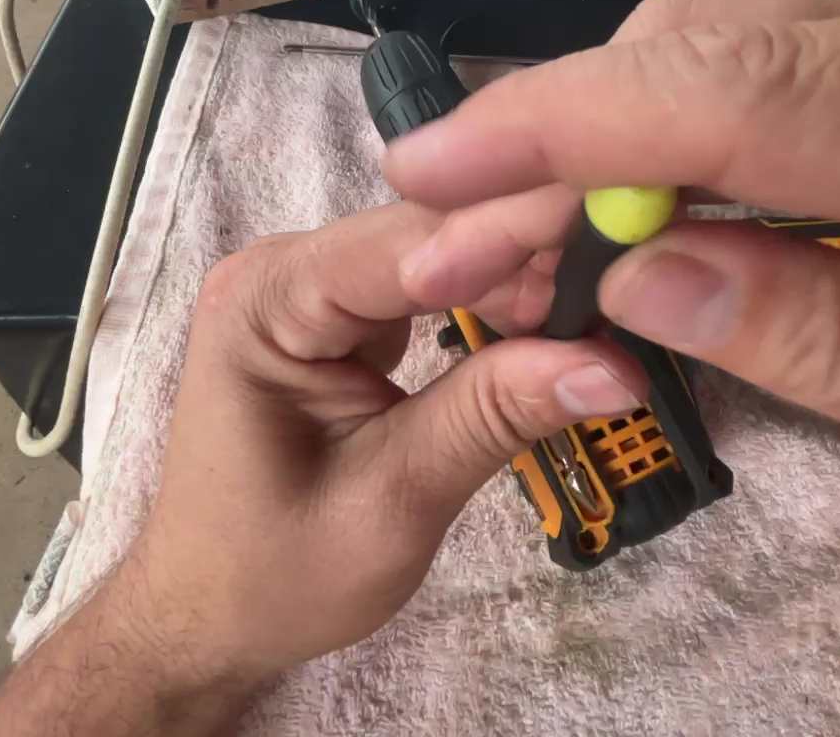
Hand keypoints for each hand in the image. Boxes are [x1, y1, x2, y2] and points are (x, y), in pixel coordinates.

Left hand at [121, 201, 645, 678]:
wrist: (211, 605)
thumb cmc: (274, 573)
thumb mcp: (391, 503)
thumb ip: (491, 418)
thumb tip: (614, 364)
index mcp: (266, 301)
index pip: (402, 242)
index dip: (506, 236)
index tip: (614, 243)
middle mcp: (283, 268)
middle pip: (422, 233)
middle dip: (524, 253)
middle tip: (628, 281)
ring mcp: (310, 283)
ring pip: (433, 249)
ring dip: (516, 273)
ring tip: (599, 300)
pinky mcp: (338, 307)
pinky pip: (427, 280)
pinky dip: (489, 296)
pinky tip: (545, 314)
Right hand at [383, 0, 839, 575]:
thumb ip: (836, 346)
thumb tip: (642, 270)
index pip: (754, 91)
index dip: (570, 120)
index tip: (433, 166)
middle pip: (705, 56)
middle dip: (549, 149)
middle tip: (451, 244)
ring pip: (709, 50)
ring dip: (590, 146)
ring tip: (512, 239)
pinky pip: (749, 70)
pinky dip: (655, 140)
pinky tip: (613, 207)